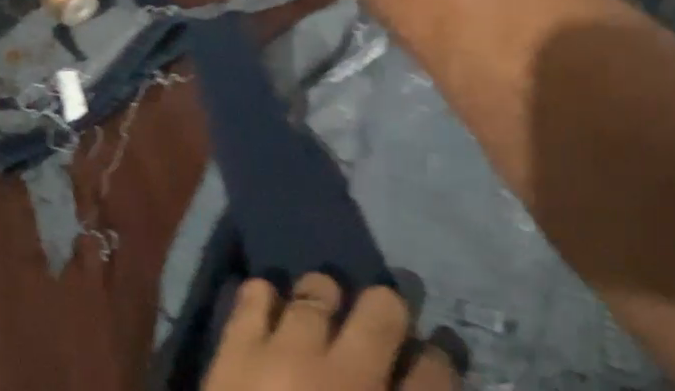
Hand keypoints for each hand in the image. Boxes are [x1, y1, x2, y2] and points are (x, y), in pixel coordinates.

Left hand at [203, 275, 459, 390]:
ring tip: (321, 306)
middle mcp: (349, 379)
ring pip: (318, 293)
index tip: (435, 353)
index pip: (436, 372)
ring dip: (324, 297)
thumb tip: (413, 389)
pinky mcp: (235, 355)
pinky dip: (261, 296)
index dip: (439, 358)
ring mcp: (288, 358)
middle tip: (380, 319)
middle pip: (384, 310)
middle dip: (389, 309)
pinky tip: (265, 304)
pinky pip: (254, 298)